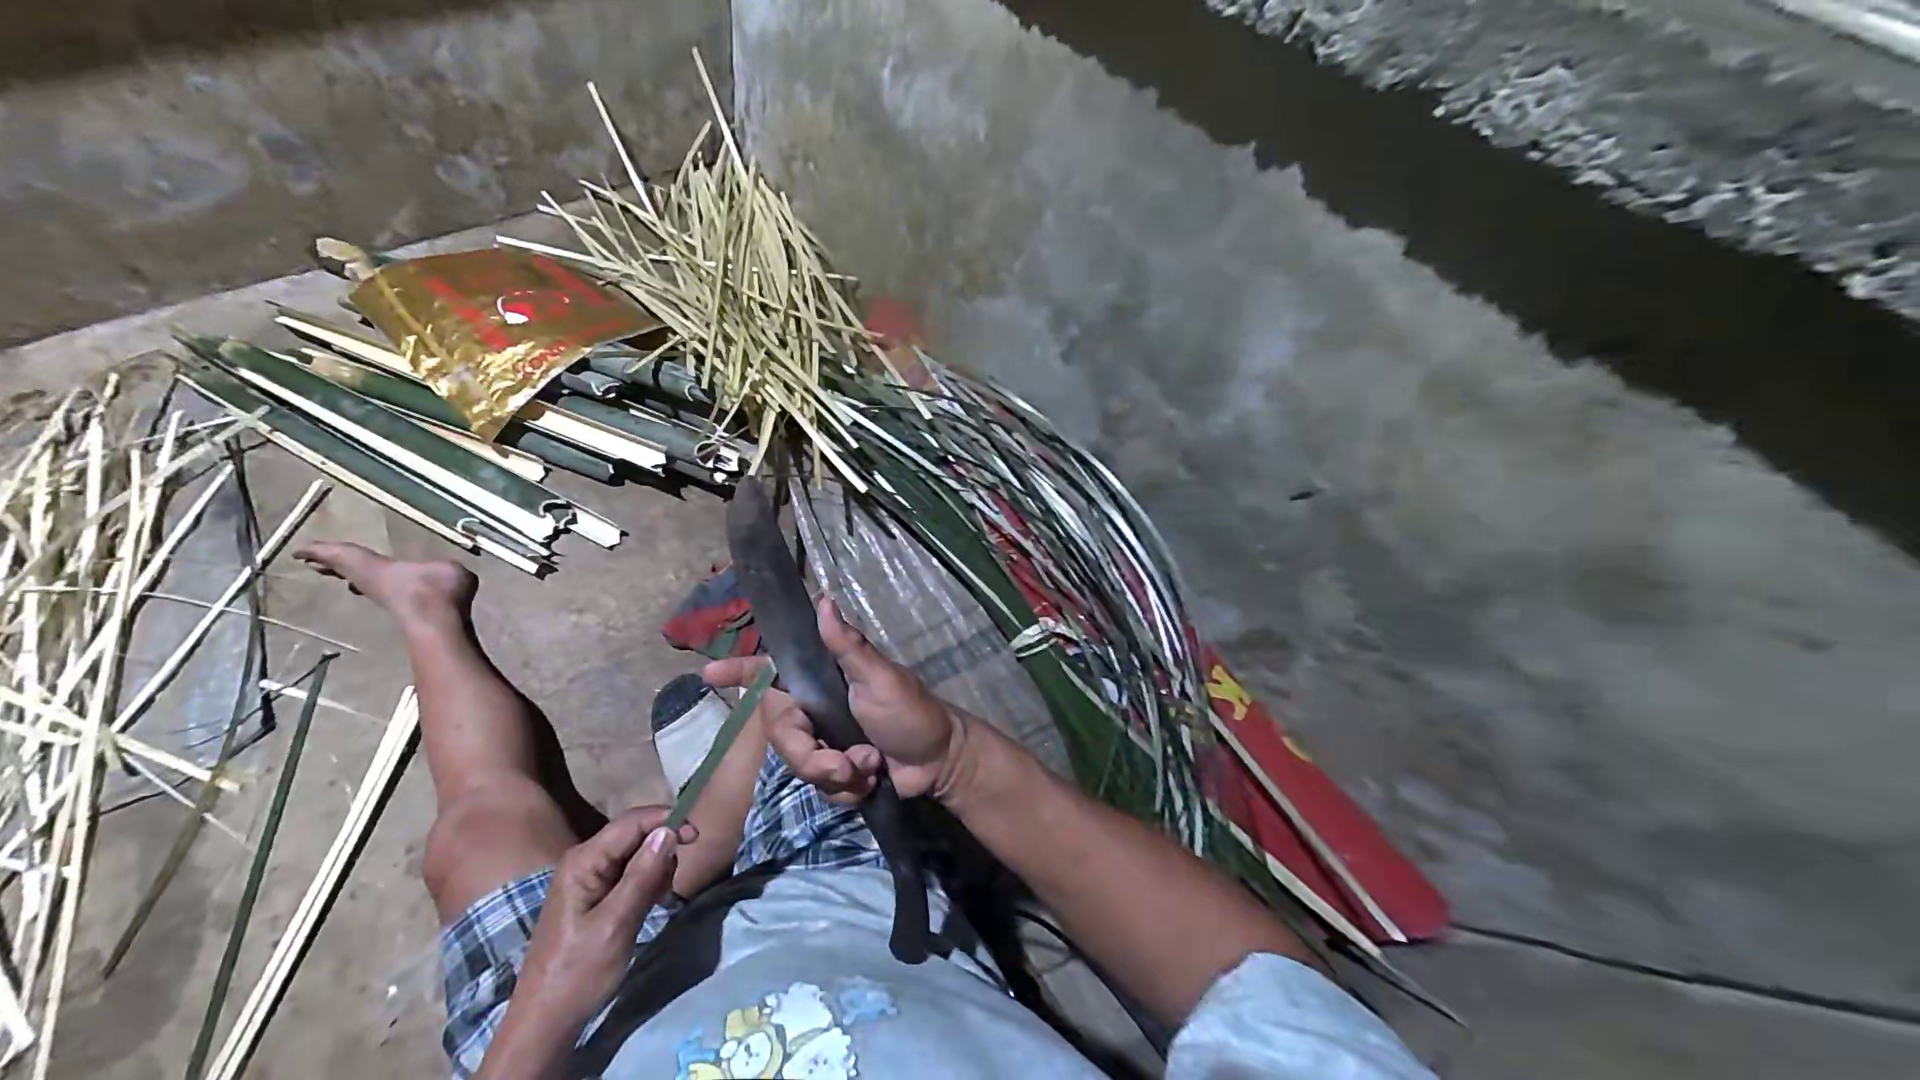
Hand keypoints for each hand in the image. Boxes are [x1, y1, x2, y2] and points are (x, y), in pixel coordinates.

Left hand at [513, 807, 697, 1026]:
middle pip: (636, 833)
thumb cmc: (579, 972)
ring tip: (658, 899)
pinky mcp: (594, 892)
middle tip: (670, 883)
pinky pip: (630, 870)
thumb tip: (669, 830)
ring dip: (656, 867)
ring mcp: (588, 875)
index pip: (633, 821)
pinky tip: (649, 903)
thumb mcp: (616, 923)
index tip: (696, 837)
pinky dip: (647, 880)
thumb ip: (642, 875)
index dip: (667, 820)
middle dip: (662, 848)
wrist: (546, 1019)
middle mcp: (584, 859)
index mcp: (584, 860)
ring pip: (636, 851)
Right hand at [703, 597, 968, 802]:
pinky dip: (847, 789)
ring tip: (869, 766)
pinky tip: (871, 779)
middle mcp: (815, 708)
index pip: (772, 671)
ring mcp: (823, 741)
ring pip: (800, 766)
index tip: (707, 674)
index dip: (740, 672)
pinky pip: (820, 788)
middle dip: (812, 758)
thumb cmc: (911, 712)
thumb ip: (848, 646)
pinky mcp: (834, 771)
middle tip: (846, 765)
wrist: (938, 762)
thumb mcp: (881, 678)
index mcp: (822, 680)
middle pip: (782, 734)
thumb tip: (824, 600)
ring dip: (837, 774)